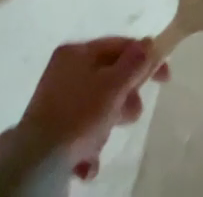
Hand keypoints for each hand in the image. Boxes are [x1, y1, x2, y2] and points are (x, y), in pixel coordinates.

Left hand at [20, 36, 170, 181]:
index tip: (165, 78)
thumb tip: (149, 42)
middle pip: (111, 77)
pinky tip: (88, 158)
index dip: (147, 58)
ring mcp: (57, 97)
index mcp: (78, 52)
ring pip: (99, 105)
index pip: (121, 46)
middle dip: (125, 99)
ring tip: (100, 142)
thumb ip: (135, 63)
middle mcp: (65, 69)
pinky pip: (83, 126)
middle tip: (129, 114)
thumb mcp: (114, 86)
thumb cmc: (79, 115)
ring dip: (107, 124)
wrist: (36, 160)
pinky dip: (90, 141)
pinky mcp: (53, 125)